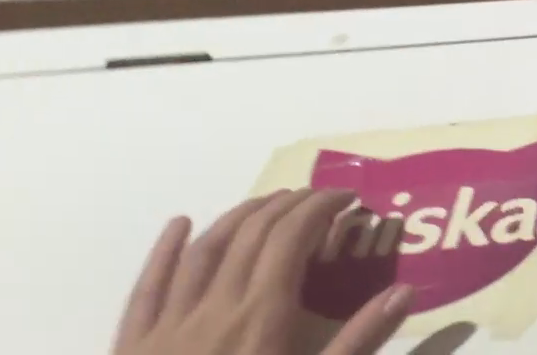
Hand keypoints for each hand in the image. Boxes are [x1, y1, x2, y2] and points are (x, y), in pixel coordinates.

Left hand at [114, 189, 413, 354]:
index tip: (348, 198)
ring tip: (269, 201)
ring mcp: (167, 326)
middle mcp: (216, 307)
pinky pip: (145, 291)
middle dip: (290, 204)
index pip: (292, 235)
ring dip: (240, 215)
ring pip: (205, 250)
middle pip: (253, 233)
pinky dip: (163, 253)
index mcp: (262, 315)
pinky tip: (179, 224)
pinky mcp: (131, 347)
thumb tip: (404, 290)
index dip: (321, 206)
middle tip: (319, 197)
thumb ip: (358, 341)